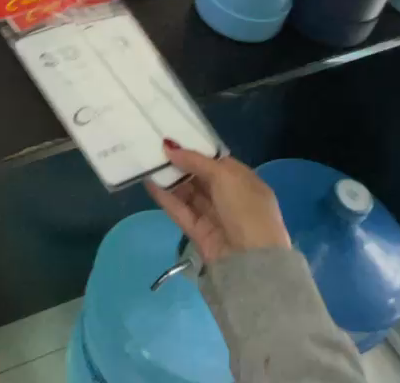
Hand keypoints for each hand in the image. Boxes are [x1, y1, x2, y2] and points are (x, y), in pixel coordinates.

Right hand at [146, 142, 289, 262]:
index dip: (196, 151)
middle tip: (155, 148)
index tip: (174, 140)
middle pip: (200, 177)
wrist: (251, 261)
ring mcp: (214, 216)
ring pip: (188, 193)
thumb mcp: (225, 176)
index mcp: (244, 183)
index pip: (217, 163)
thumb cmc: (246, 208)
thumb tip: (170, 147)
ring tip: (148, 162)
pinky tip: (149, 183)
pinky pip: (180, 210)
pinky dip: (165, 197)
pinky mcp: (198, 232)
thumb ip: (196, 160)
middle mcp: (230, 198)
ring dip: (171, 179)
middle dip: (180, 164)